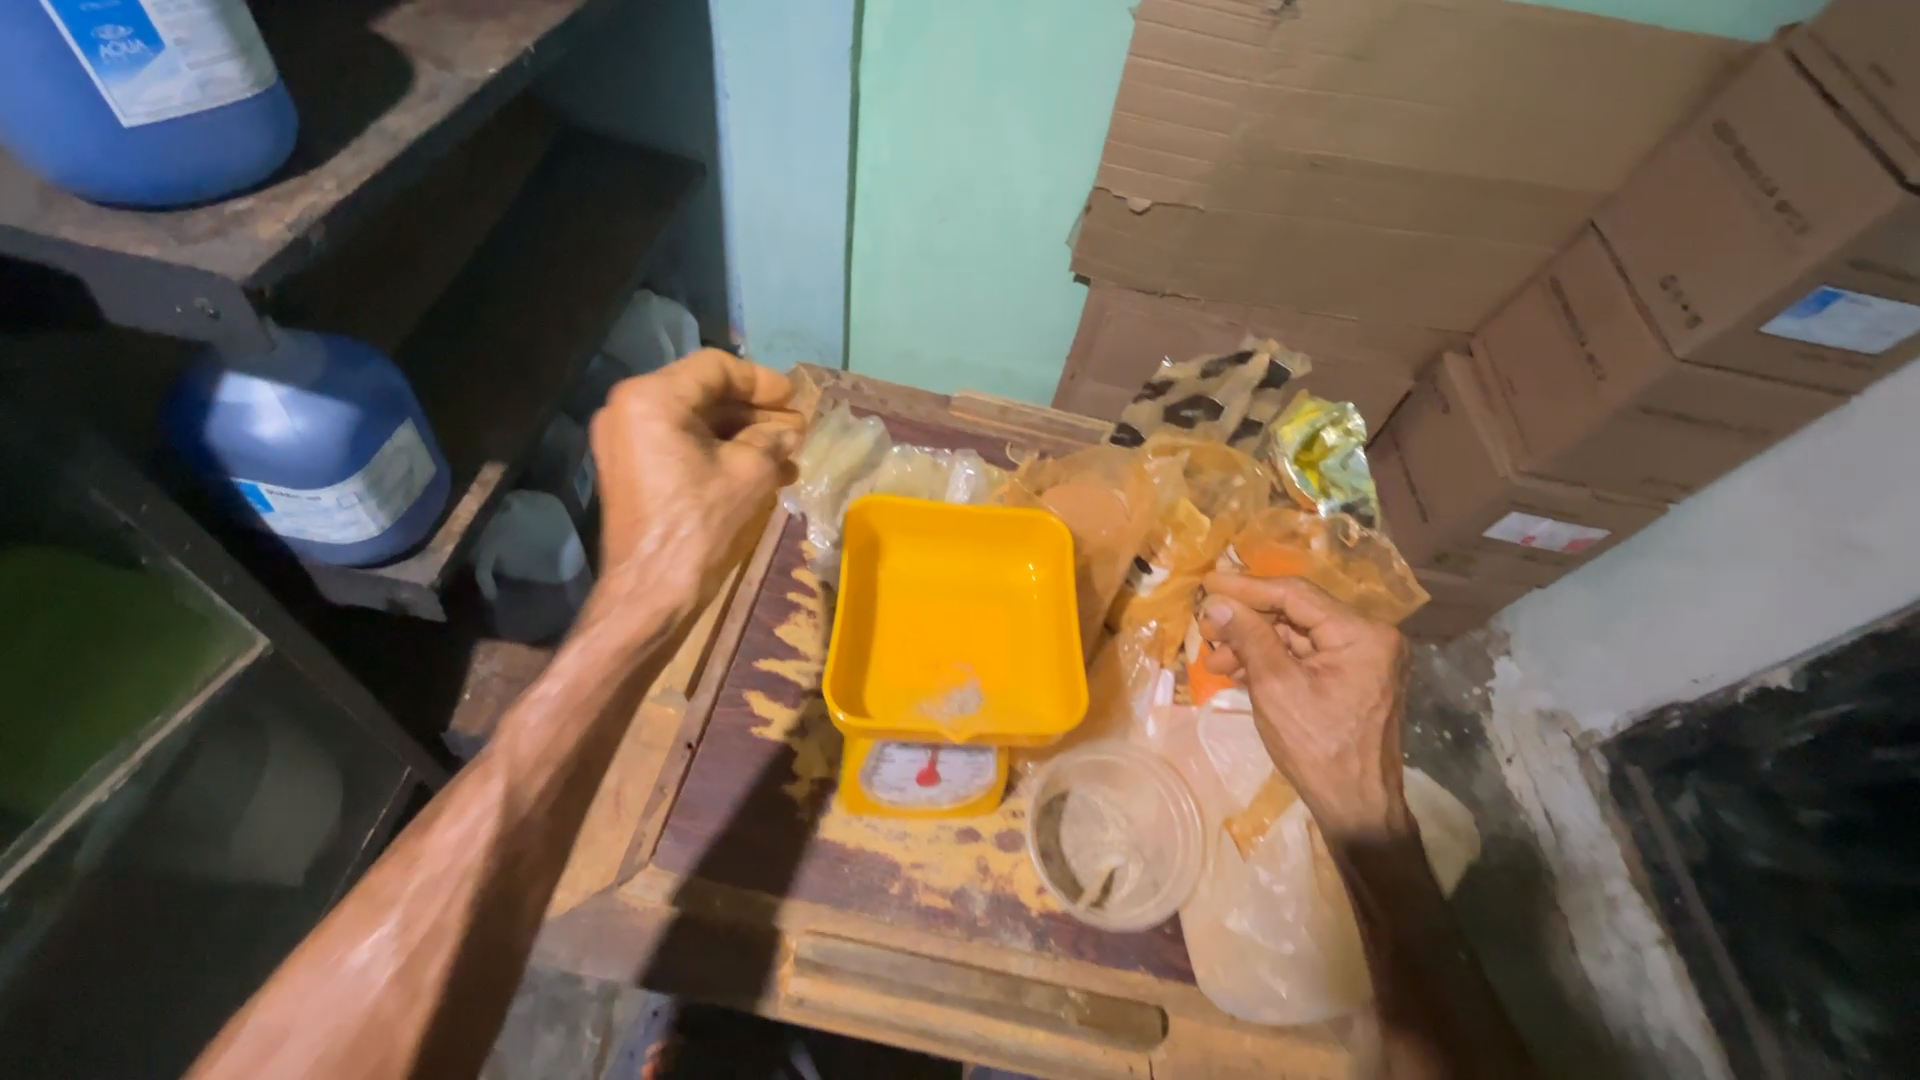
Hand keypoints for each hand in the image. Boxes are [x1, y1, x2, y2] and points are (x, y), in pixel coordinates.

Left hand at [589, 349, 803, 608]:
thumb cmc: (702, 523)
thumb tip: (789, 431)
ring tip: (789, 456)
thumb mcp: (750, 472)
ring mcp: (626, 442)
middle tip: (797, 428)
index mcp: (652, 398)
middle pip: (704, 394)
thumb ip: (773, 439)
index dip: (761, 381)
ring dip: (744, 436)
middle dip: (756, 412)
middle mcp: (630, 410)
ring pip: (696, 424)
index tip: (795, 399)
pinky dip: (720, 454)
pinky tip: (764, 473)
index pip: (715, 368)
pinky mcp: (633, 471)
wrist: (653, 589)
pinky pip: (682, 447)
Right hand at [1198, 573, 1412, 838]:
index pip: (1295, 594)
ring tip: (1214, 660)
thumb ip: (1248, 637)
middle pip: (1295, 614)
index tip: (1207, 583)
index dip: (1247, 588)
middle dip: (1247, 622)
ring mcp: (1364, 660)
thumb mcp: (1276, 687)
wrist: (1357, 808)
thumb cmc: (1317, 748)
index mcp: (1361, 634)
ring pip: (1297, 637)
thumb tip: (1216, 603)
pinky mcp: (1354, 679)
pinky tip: (1238, 671)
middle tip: (1206, 629)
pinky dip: (1272, 661)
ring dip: (1254, 645)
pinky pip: (1306, 657)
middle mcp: (1370, 638)